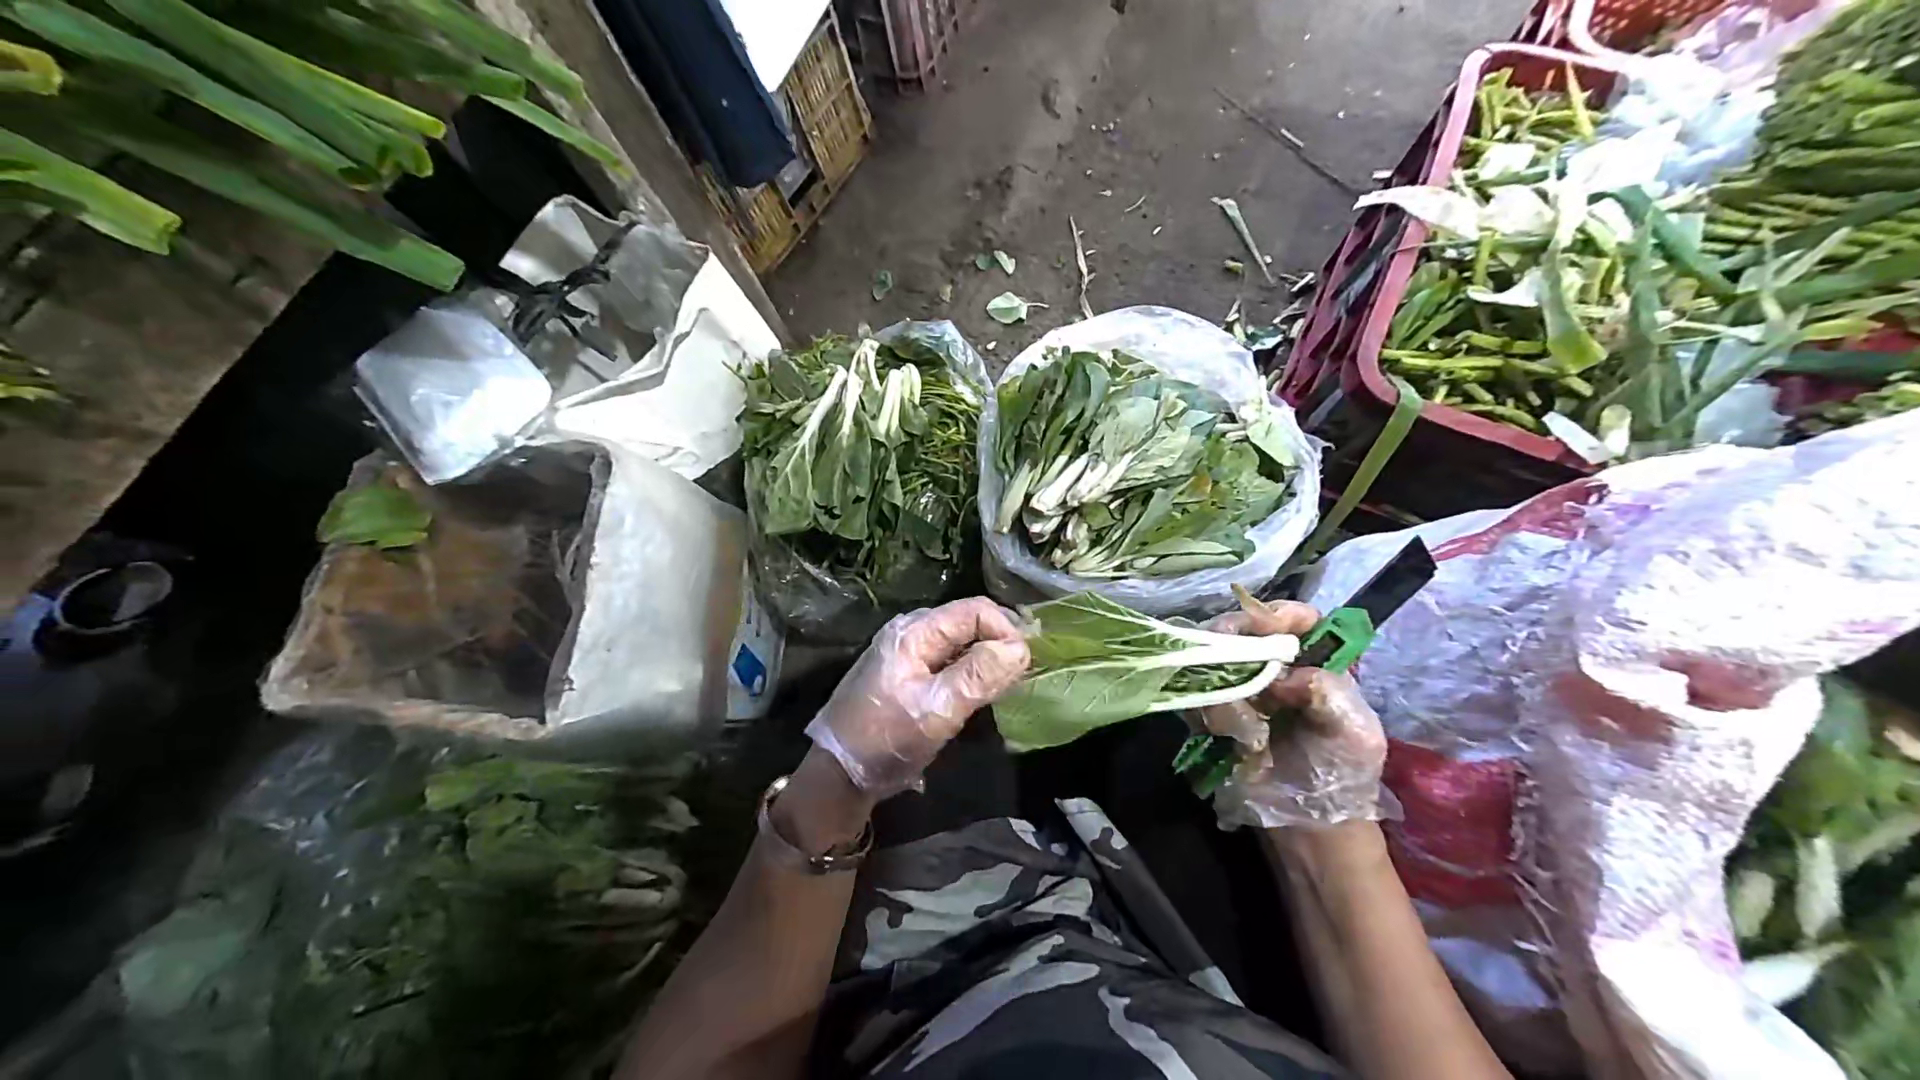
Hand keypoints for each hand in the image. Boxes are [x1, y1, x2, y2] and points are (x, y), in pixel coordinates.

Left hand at [806, 597, 1030, 798]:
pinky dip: (973, 670)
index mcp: (914, 632)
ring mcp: (909, 652)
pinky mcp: (910, 673)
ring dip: (989, 657)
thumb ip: (978, 676)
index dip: (1006, 629)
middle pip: (969, 621)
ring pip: (962, 641)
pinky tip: (986, 690)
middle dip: (1001, 641)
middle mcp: (912, 632)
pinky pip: (951, 659)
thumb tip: (1021, 647)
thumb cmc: (885, 739)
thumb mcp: (936, 710)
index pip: (975, 610)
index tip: (1026, 662)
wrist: (838, 775)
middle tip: (1025, 673)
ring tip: (1011, 683)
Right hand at [1198, 600, 1394, 829]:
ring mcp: (1238, 689)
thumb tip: (1281, 676)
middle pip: (1243, 629)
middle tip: (1226, 652)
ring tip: (1238, 716)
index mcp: (1314, 664)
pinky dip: (1204, 707)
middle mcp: (1272, 669)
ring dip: (1218, 678)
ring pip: (1212, 658)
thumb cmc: (1339, 776)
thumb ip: (1329, 690)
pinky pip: (1196, 694)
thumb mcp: (1356, 731)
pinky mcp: (1212, 713)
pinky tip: (1224, 731)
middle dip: (1234, 636)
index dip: (1279, 614)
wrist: (1306, 826)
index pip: (1295, 620)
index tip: (1267, 624)